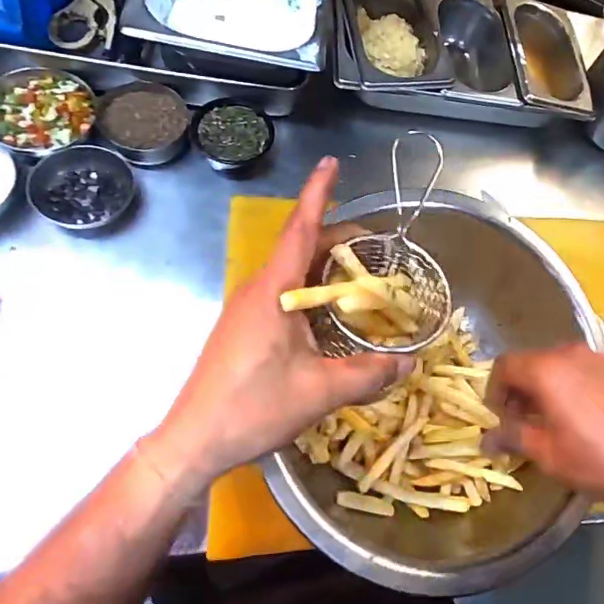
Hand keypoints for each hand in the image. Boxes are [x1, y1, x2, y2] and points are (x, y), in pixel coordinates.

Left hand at [146, 158, 412, 487]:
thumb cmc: (253, 408)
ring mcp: (246, 307)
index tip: (331, 164)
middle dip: (336, 237)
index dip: (318, 194)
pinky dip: (310, 288)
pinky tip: (328, 311)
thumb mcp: (320, 391)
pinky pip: (282, 292)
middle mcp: (257, 289)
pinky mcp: (243, 326)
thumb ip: (368, 374)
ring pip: (291, 271)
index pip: (300, 230)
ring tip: (358, 274)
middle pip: (300, 247)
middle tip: (373, 244)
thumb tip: (408, 364)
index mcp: (273, 291)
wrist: (194, 440)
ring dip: (323, 264)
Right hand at [489, 345, 603, 526]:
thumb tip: (487, 439)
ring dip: (551, 387)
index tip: (499, 417)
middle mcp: (573, 354)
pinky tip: (591, 420)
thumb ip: (512, 437)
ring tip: (556, 421)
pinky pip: (590, 373)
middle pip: (534, 362)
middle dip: (522, 389)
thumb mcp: (548, 455)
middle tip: (523, 421)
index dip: (494, 390)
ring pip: (563, 366)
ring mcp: (603, 360)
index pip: (505, 365)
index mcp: (547, 369)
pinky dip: (578, 388)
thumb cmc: (598, 461)